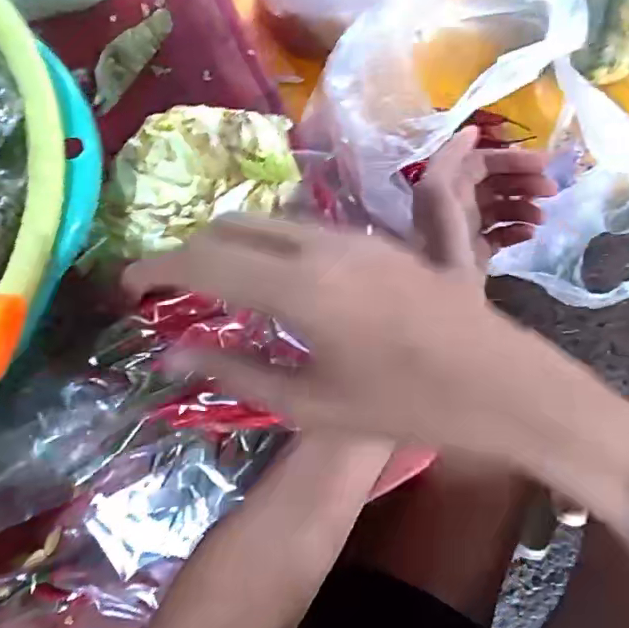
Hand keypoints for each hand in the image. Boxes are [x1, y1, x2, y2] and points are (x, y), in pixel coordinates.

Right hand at [123, 216, 601, 463]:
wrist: (498, 381)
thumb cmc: (406, 405)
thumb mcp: (312, 405)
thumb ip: (237, 373)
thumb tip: (172, 355)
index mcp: (298, 289)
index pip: (203, 261)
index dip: (156, 269)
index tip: (129, 286)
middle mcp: (323, 247)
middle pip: (234, 226)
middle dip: (193, 250)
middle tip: (172, 287)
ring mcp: (358, 237)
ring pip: (274, 222)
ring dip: (236, 244)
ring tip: (220, 284)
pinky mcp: (383, 241)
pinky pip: (310, 230)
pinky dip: (276, 246)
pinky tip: (279, 280)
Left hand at [409, 128, 555, 281]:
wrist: (439, 291)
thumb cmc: (440, 237)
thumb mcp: (437, 189)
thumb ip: (451, 156)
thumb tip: (473, 129)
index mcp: (447, 185)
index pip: (484, 162)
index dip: (513, 159)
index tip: (544, 164)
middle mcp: (456, 203)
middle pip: (496, 183)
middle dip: (525, 182)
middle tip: (552, 191)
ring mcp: (468, 229)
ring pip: (503, 208)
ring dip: (526, 207)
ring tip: (542, 218)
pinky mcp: (478, 253)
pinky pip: (503, 234)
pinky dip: (519, 230)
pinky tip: (530, 234)